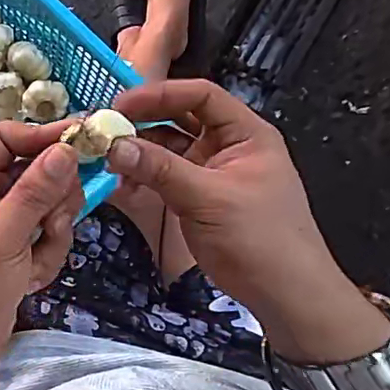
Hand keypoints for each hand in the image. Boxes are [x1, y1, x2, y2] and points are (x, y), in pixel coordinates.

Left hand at [0, 121, 82, 358]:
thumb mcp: (2, 236)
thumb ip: (35, 193)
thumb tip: (66, 149)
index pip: (9, 138)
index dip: (43, 135)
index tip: (82, 139)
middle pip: (40, 169)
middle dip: (53, 201)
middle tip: (53, 225)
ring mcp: (8, 218)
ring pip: (53, 204)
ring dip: (52, 234)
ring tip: (34, 260)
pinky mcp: (22, 242)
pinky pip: (52, 233)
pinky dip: (48, 255)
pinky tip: (29, 278)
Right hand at [107, 80, 385, 360]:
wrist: (284, 295)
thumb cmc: (259, 237)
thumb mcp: (207, 197)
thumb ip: (159, 168)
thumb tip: (113, 145)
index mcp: (245, 133)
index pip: (200, 95)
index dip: (160, 94)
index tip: (121, 105)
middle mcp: (226, 145)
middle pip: (179, 118)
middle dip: (143, 120)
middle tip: (105, 127)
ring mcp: (210, 171)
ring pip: (167, 147)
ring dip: (138, 148)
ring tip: (106, 153)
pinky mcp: (195, 196)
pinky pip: (163, 175)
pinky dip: (141, 174)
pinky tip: (118, 179)